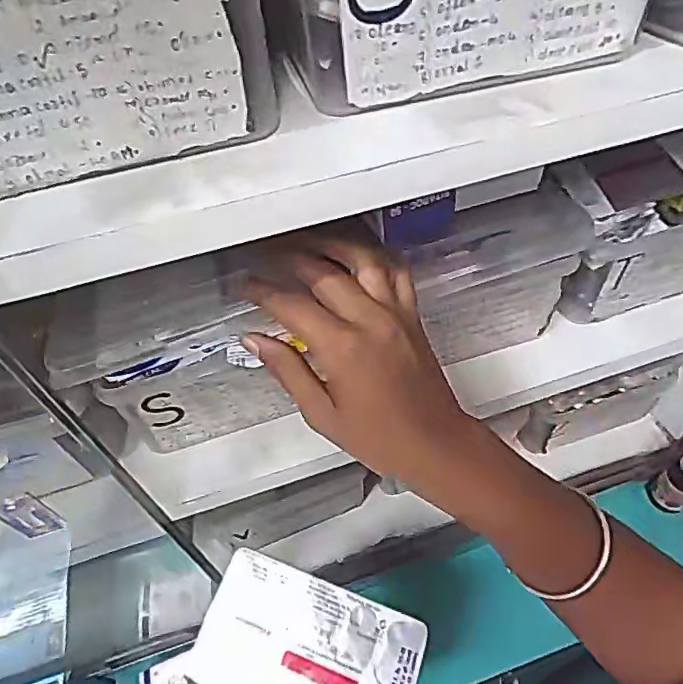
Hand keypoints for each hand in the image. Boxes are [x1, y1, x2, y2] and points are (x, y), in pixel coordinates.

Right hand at [244, 235, 500, 494]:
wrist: (433, 443)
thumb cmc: (383, 438)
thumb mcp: (321, 413)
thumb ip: (287, 370)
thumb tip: (258, 342)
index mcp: (342, 349)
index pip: (292, 305)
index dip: (264, 291)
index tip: (250, 287)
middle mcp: (371, 323)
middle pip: (323, 272)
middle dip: (290, 257)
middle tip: (270, 255)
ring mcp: (395, 315)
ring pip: (363, 259)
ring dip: (332, 244)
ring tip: (309, 240)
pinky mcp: (412, 316)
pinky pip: (397, 271)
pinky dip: (376, 256)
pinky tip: (360, 252)